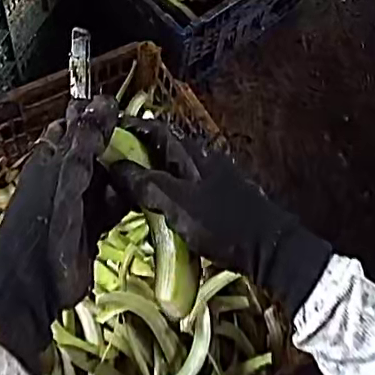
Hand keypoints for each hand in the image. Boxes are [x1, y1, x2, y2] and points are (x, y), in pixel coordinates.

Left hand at [0, 96, 122, 362]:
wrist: (31, 288)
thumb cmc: (42, 225)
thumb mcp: (66, 174)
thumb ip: (85, 140)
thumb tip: (103, 102)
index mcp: (51, 156)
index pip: (77, 123)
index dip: (97, 113)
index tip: (123, 109)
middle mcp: (65, 174)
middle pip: (97, 148)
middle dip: (118, 140)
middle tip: (145, 134)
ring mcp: (79, 200)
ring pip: (108, 174)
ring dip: (127, 169)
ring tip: (150, 161)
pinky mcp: (92, 225)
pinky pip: (115, 202)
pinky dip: (128, 197)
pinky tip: (144, 192)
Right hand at [105, 119, 331, 313]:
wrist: (269, 246)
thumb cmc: (223, 223)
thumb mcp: (179, 204)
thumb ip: (148, 185)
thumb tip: (116, 166)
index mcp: (191, 153)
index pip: (154, 129)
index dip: (130, 128)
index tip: (105, 133)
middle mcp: (200, 157)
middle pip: (162, 147)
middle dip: (136, 151)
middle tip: (109, 164)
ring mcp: (211, 176)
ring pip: (172, 166)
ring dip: (150, 171)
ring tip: (126, 187)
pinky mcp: (217, 195)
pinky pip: (182, 184)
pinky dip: (165, 189)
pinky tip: (156, 208)